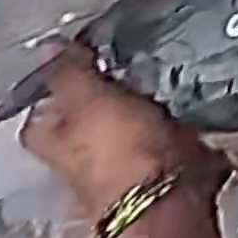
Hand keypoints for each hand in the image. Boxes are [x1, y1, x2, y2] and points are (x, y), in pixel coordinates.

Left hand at [19, 41, 224, 216]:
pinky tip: (192, 90)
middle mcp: (77, 146)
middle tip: (141, 55)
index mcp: (46, 135)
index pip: (50, 93)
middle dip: (116, 82)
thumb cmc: (119, 149)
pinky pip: (167, 121)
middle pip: (94, 102)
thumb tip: (45, 45)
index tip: (100, 47)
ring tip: (173, 66)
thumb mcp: (89, 102)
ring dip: (151, 93)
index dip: (70, 70)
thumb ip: (69, 73)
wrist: (169, 193)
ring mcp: (121, 152)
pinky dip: (177, 107)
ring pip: (133, 111)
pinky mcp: (161, 154)